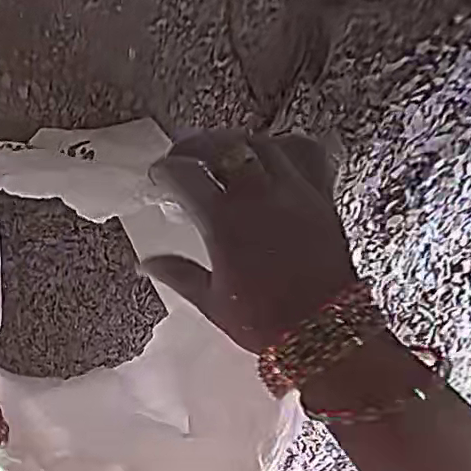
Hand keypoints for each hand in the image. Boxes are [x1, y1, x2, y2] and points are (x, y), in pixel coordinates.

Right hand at [142, 130, 357, 352]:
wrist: (322, 329)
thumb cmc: (265, 320)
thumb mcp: (211, 301)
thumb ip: (178, 274)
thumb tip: (148, 264)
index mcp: (226, 223)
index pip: (188, 176)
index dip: (167, 170)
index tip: (159, 174)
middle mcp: (260, 197)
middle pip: (223, 147)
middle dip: (196, 145)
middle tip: (182, 154)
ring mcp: (295, 192)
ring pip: (262, 143)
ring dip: (235, 141)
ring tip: (221, 151)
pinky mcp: (322, 196)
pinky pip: (305, 152)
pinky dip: (284, 146)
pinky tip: (272, 154)